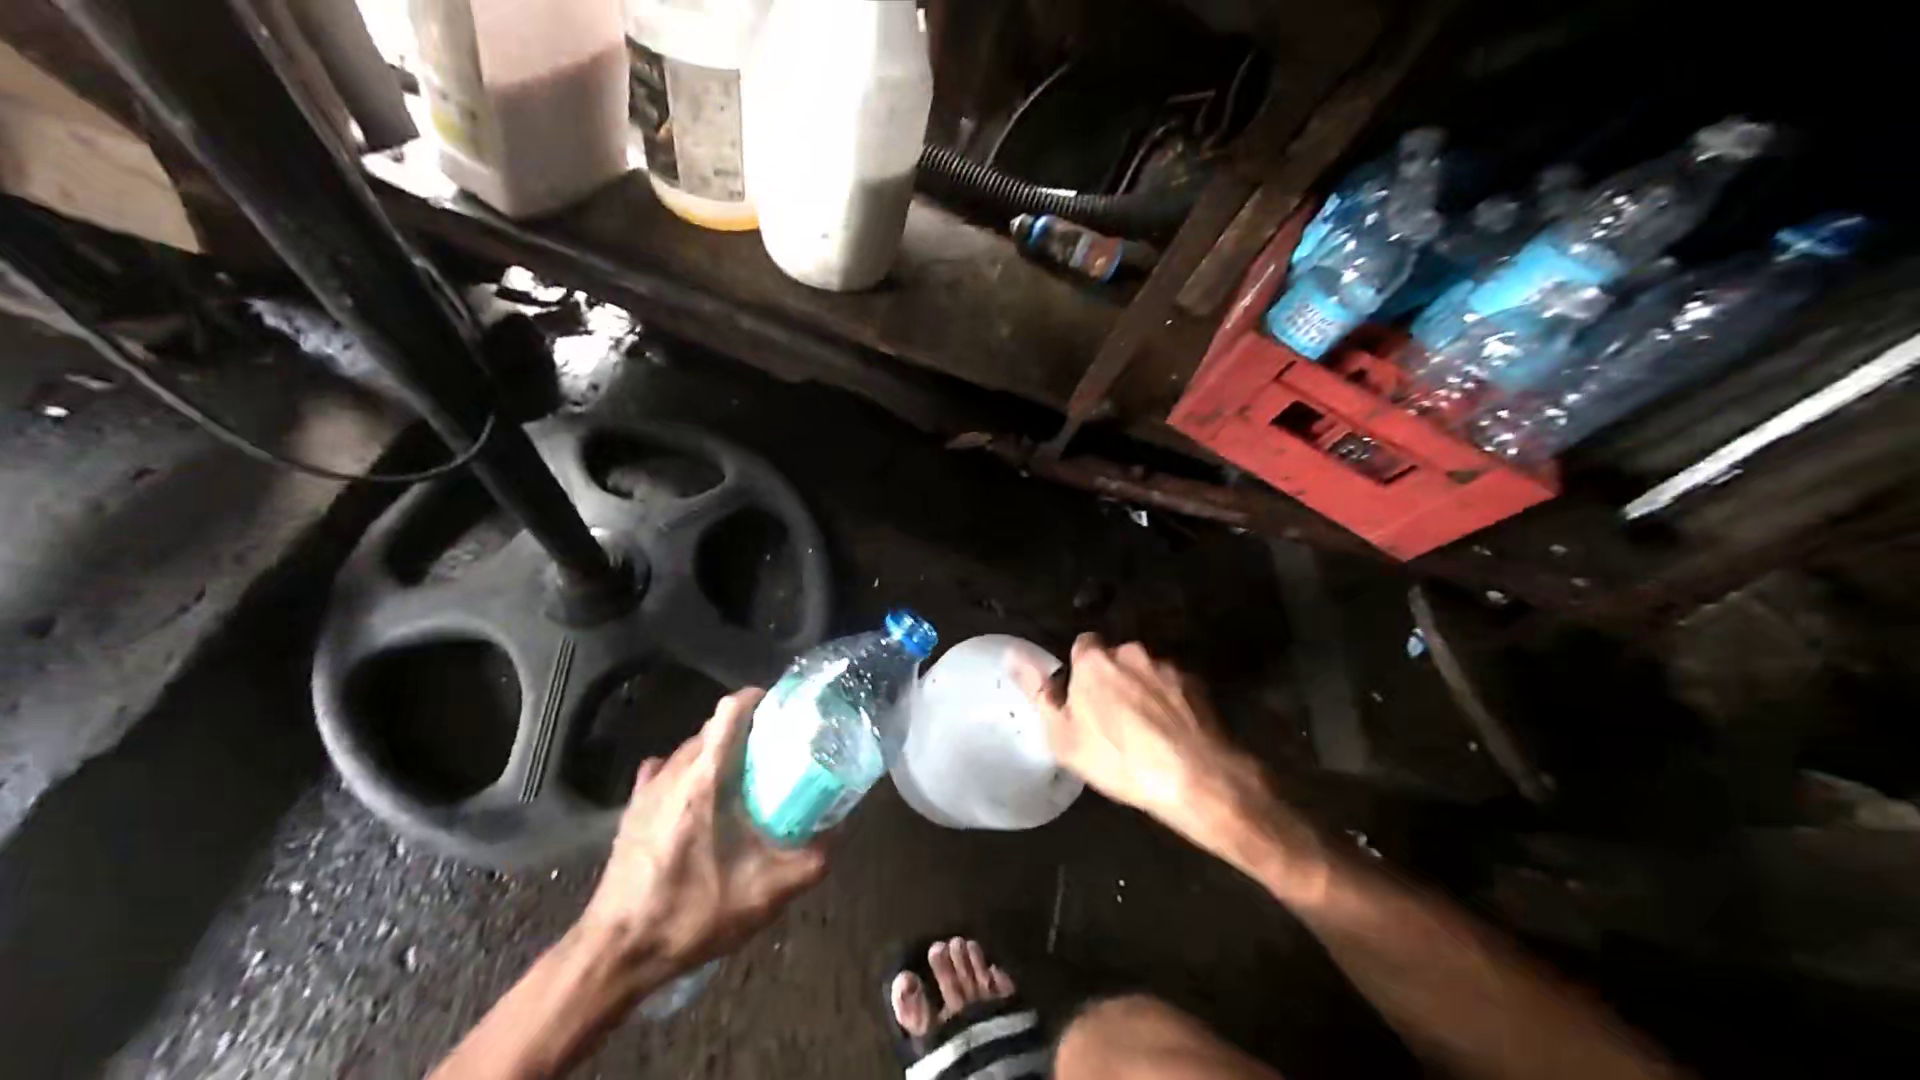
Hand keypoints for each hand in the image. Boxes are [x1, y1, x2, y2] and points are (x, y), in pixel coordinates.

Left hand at [578, 689, 826, 975]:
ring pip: (690, 748)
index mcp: (706, 778)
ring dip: (718, 752)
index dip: (759, 700)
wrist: (617, 952)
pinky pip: (665, 771)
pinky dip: (689, 771)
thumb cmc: (691, 914)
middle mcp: (674, 772)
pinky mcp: (632, 810)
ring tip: (744, 777)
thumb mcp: (765, 895)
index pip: (730, 711)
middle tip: (776, 752)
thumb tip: (839, 833)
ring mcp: (647, 789)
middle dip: (746, 730)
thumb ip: (810, 861)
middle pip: (713, 727)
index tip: (783, 710)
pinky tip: (700, 796)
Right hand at [1022, 635, 1289, 860]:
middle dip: (1114, 680)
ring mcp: (1168, 666)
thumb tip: (1011, 653)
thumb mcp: (1063, 735)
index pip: (1083, 645)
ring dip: (1143, 691)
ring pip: (1147, 673)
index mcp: (1095, 660)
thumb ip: (1038, 690)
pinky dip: (1171, 703)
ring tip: (1147, 732)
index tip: (1084, 700)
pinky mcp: (1198, 684)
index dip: (1082, 672)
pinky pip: (1175, 687)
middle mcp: (1132, 652)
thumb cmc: (1118, 760)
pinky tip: (1172, 734)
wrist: (1195, 778)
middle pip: (1116, 659)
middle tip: (1113, 720)